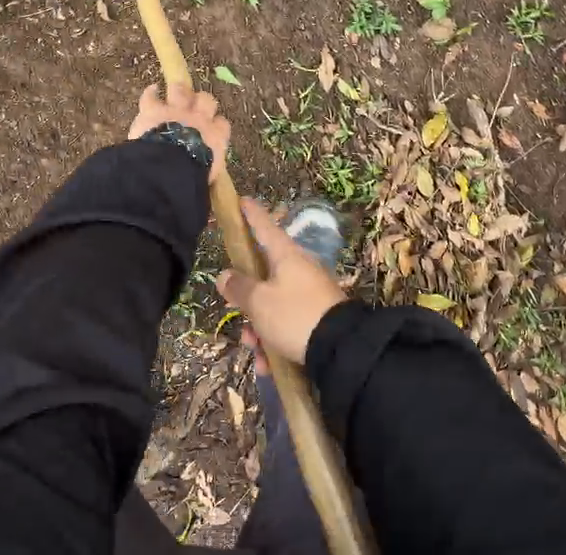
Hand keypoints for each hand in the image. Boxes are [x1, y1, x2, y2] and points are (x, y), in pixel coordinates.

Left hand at [127, 82, 230, 182]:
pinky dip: (151, 93)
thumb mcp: (207, 176)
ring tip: (176, 92)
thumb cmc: (192, 178)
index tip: (213, 129)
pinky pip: (152, 96)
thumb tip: (204, 176)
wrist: (168, 170)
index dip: (217, 125)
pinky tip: (152, 90)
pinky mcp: (154, 111)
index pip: (222, 124)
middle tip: (195, 107)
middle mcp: (199, 119)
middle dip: (202, 102)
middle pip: (207, 100)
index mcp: (215, 138)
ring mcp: (177, 111)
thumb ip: (208, 167)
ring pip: (182, 91)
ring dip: (179, 91)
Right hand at [217, 199, 347, 364]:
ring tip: (256, 351)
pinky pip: (286, 325)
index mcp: (286, 256)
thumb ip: (239, 288)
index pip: (265, 227)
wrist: (341, 349)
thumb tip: (225, 275)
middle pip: (263, 275)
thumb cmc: (294, 315)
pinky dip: (274, 343)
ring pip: (272, 305)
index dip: (252, 215)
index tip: (243, 200)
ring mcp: (309, 295)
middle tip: (235, 312)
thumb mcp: (259, 302)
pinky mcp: (315, 319)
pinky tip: (269, 365)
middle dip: (246, 299)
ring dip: (258, 328)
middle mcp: (299, 270)